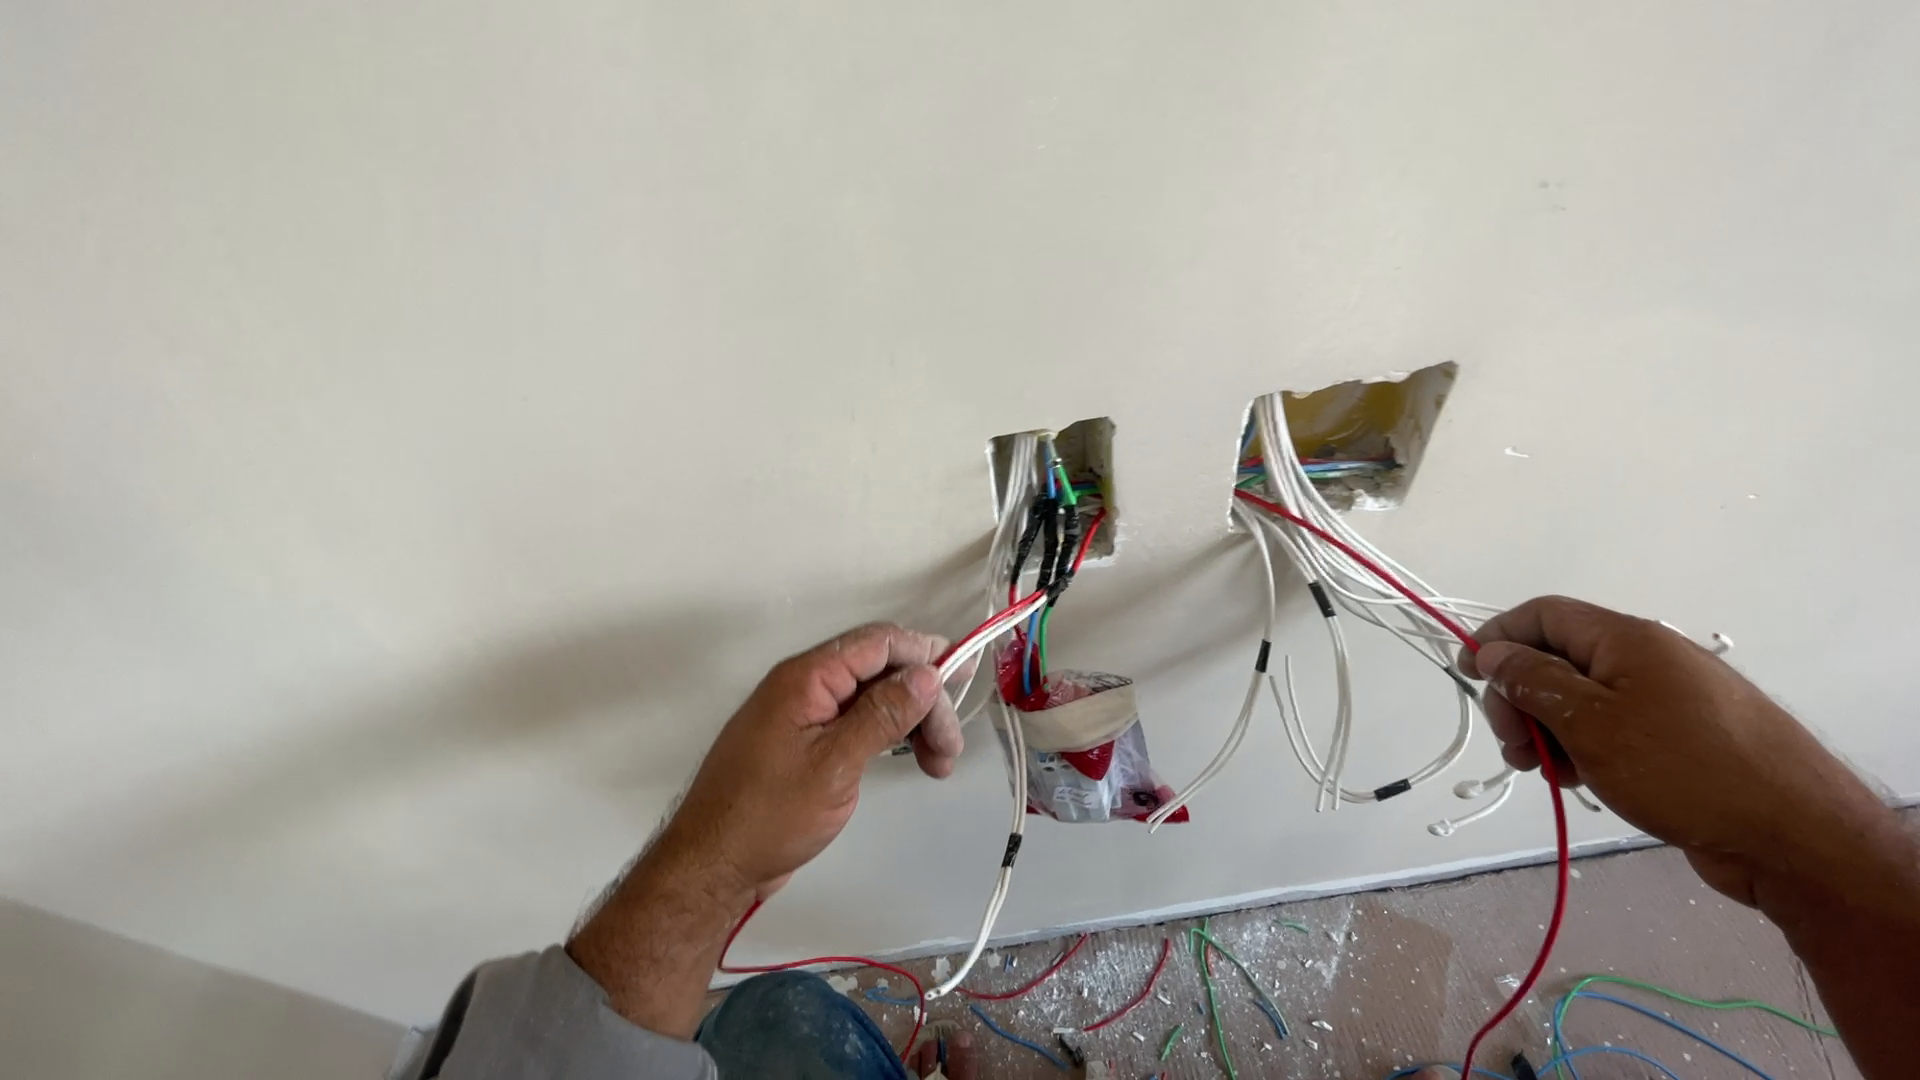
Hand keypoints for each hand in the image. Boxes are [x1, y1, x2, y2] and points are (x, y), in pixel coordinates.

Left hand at [660, 622, 963, 897]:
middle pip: (880, 671)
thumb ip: (882, 714)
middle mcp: (807, 686)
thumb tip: (927, 674)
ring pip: (873, 698)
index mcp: (807, 677)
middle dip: (923, 701)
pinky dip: (888, 736)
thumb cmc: (769, 816)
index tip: (962, 679)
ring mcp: (806, 714)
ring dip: (911, 722)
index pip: (878, 642)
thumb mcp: (835, 765)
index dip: (923, 653)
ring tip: (938, 763)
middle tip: (950, 749)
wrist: (713, 867)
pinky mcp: (808, 742)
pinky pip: (858, 722)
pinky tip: (909, 758)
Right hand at [1460, 596, 1883, 903]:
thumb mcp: (1590, 722)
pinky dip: (1583, 747)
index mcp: (1628, 640)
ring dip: (1546, 729)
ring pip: (1581, 699)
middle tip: (1511, 744)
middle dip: (1520, 698)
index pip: (1544, 614)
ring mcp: (1670, 700)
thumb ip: (1533, 680)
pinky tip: (1578, 779)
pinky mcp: (1683, 738)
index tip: (1468, 673)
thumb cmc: (1683, 770)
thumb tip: (1494, 653)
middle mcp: (1649, 659)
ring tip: (1542, 770)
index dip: (1497, 636)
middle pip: (1557, 660)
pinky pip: (1612, 727)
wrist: (1799, 842)